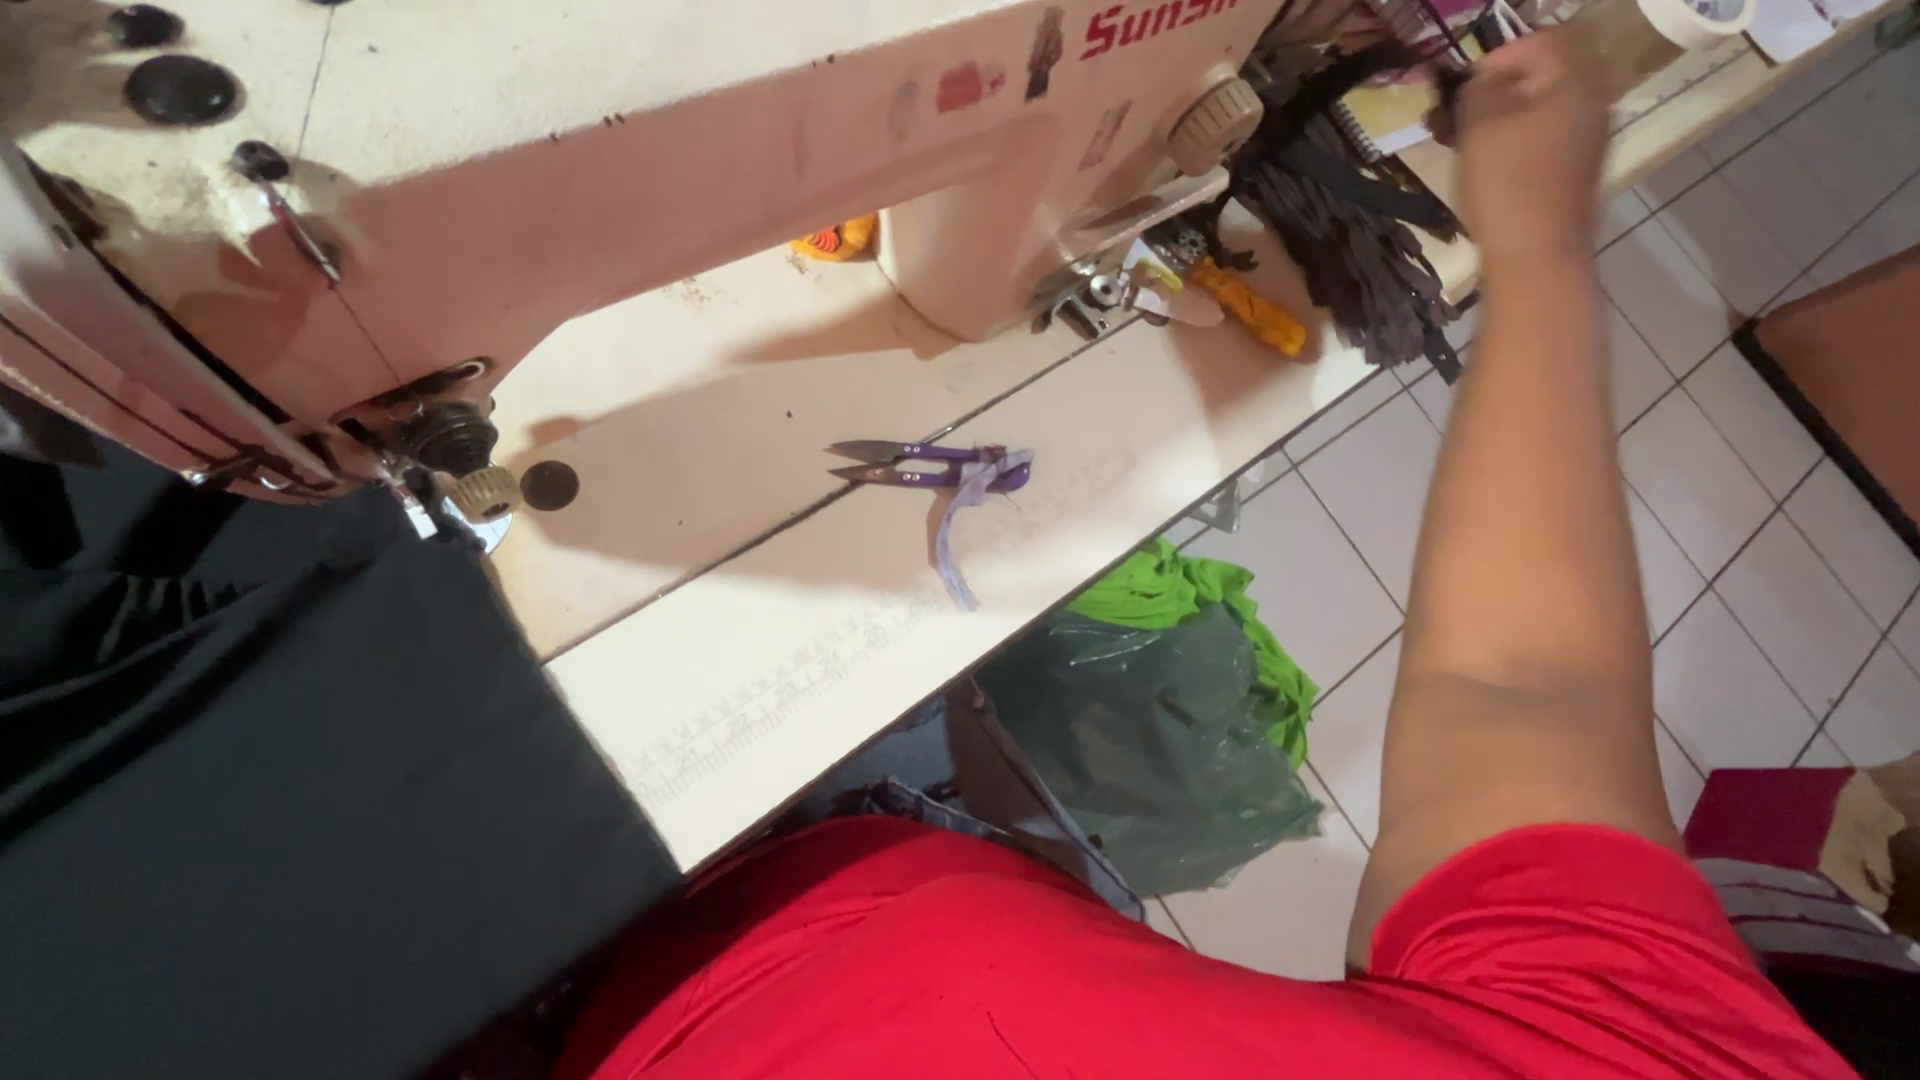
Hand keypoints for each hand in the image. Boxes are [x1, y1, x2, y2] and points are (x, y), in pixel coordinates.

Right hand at [1434, 31, 1611, 263]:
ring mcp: (1584, 139)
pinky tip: (1479, 169)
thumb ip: (1478, 88)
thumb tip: (1482, 80)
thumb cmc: (1506, 183)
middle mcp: (1590, 101)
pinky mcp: (1570, 172)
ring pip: (1534, 113)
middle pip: (1538, 78)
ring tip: (1453, 146)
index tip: (1457, 90)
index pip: (1540, 41)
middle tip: (1446, 120)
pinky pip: (1538, 142)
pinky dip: (1506, 145)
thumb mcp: (1480, 125)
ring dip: (1491, 122)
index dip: (1495, 58)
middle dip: (1488, 94)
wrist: (1536, 254)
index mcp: (1574, 79)